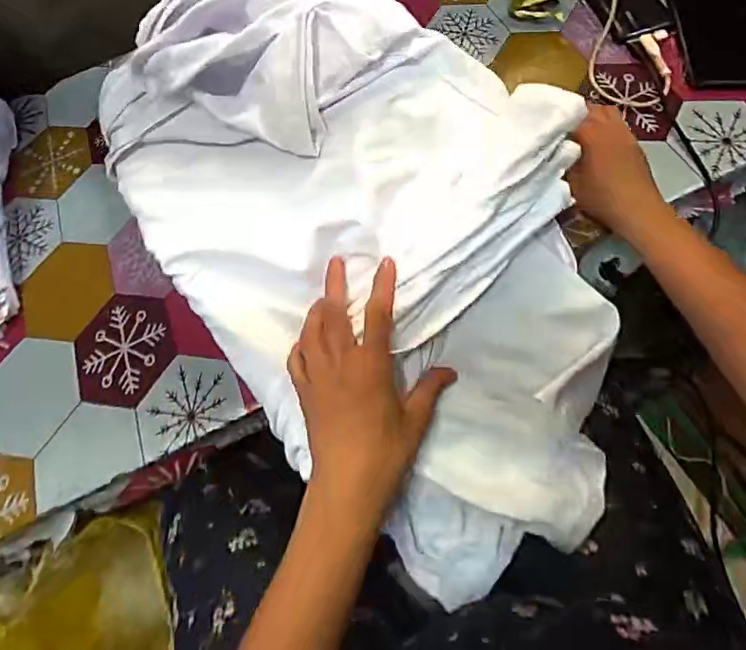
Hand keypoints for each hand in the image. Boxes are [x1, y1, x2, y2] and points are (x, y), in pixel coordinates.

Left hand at [287, 257, 454, 520]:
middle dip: (335, 284)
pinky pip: (296, 357)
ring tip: (324, 298)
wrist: (345, 484)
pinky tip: (306, 340)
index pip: (378, 316)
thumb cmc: (385, 452)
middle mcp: (340, 362)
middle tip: (336, 261)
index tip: (384, 263)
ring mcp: (317, 375)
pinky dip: (300, 342)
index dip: (382, 286)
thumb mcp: (414, 421)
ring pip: (311, 331)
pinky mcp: (302, 390)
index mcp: (370, 365)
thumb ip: (429, 390)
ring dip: (317, 310)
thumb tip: (449, 370)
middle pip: (335, 313)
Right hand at [565, 103, 676, 236]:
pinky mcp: (635, 144)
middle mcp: (609, 127)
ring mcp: (625, 134)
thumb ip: (563, 158)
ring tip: (582, 133)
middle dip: (575, 114)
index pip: (568, 114)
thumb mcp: (572, 180)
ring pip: (607, 112)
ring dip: (594, 117)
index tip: (547, 127)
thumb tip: (557, 147)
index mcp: (591, 132)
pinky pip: (618, 124)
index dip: (556, 118)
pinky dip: (607, 127)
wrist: (639, 211)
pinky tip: (601, 144)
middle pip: (590, 108)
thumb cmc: (601, 197)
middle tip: (563, 128)